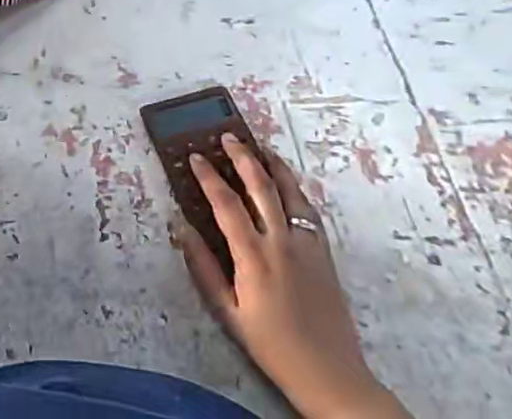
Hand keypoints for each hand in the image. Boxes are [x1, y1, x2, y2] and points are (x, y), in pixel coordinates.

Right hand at [182, 135, 408, 418]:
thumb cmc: (271, 345)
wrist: (330, 374)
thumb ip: (203, 266)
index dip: (209, 177)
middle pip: (260, 187)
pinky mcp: (324, 252)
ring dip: (272, 165)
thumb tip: (180, 227)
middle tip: (227, 137)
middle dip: (242, 157)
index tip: (195, 157)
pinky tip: (287, 181)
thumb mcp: (228, 311)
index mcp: (254, 257)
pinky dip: (295, 188)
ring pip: (289, 192)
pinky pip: (309, 210)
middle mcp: (281, 242)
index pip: (226, 203)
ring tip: (259, 146)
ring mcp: (307, 245)